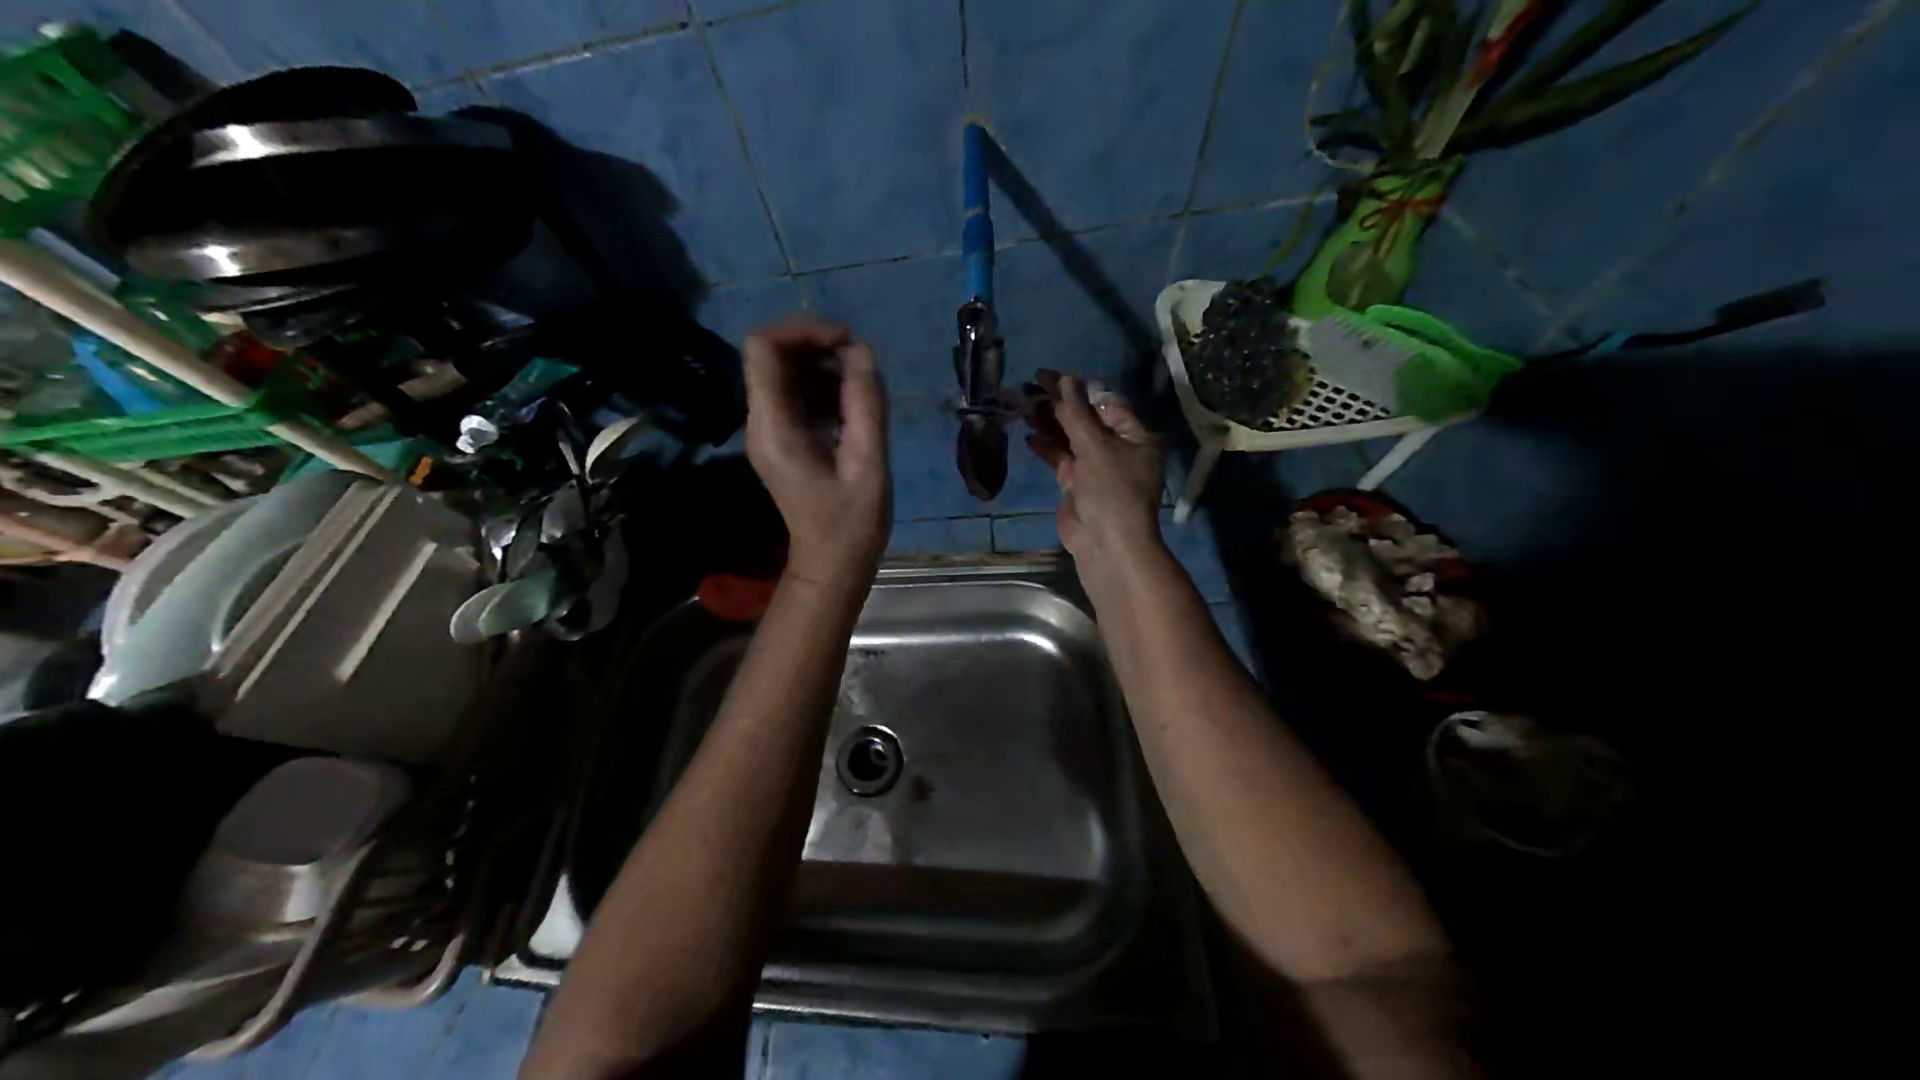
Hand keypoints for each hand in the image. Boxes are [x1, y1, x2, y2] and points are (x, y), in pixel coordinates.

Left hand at [744, 316, 889, 584]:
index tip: (845, 342)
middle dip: (817, 345)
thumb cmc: (851, 523)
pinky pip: (797, 394)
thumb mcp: (868, 463)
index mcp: (773, 426)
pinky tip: (854, 405)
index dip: (801, 329)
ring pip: (786, 372)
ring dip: (824, 365)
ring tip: (863, 386)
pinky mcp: (785, 439)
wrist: (832, 564)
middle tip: (860, 361)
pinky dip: (825, 387)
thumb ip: (865, 403)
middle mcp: (762, 422)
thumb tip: (862, 351)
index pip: (762, 347)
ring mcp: (770, 431)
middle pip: (772, 354)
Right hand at [1025, 373, 1162, 567]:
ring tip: (1025, 407)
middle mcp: (1118, 450)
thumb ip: (1076, 412)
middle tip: (1029, 389)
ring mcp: (1097, 470)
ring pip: (1071, 440)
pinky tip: (1030, 436)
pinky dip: (1048, 449)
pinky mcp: (1078, 486)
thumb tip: (1066, 378)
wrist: (1107, 545)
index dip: (1076, 390)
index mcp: (1135, 437)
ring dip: (1050, 425)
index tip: (1047, 377)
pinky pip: (1062, 460)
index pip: (1104, 404)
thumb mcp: (1095, 446)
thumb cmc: (1111, 490)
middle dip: (1059, 406)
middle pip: (1086, 421)